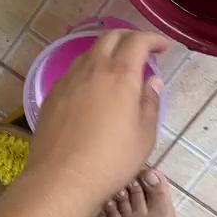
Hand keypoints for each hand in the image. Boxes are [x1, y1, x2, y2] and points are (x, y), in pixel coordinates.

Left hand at [25, 30, 169, 208]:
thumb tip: (152, 82)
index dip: (153, 39)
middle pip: (110, 36)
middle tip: (142, 51)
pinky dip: (90, 69)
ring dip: (108, 52)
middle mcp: (93, 69)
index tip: (163, 47)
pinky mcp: (53, 94)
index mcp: (120, 75)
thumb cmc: (111, 160)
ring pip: (89, 52)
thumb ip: (150, 103)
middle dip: (130, 37)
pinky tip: (94, 88)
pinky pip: (74, 71)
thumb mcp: (144, 135)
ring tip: (118, 69)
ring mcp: (68, 80)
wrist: (61, 179)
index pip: (138, 41)